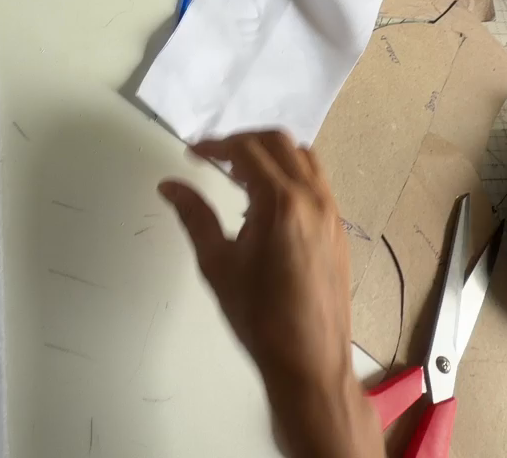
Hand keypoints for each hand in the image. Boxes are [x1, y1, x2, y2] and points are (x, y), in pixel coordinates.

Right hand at [160, 132, 379, 457]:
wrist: (310, 364)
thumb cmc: (258, 316)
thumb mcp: (216, 263)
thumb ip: (194, 215)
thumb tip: (169, 185)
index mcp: (280, 202)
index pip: (246, 150)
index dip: (215, 145)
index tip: (193, 154)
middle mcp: (311, 198)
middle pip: (277, 142)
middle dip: (242, 142)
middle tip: (215, 158)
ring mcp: (331, 212)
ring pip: (302, 156)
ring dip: (269, 154)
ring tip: (241, 175)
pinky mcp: (338, 229)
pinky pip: (315, 181)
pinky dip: (289, 173)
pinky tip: (267, 203)